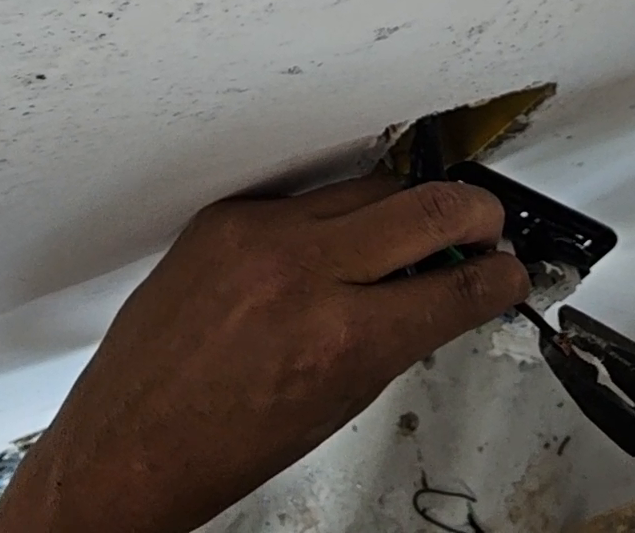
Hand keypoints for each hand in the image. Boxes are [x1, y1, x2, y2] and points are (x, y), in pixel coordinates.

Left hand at [0, 173, 530, 532]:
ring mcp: (260, 233)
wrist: (125, 448)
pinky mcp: (229, 215)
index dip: (499, 275)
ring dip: (411, 208)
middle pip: (428, 206)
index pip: (455, 287)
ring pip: (374, 186)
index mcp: (340, 339)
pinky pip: (311, 196)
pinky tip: (343, 239)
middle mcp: (301, 272)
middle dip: (476, 213)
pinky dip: (342, 214)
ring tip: (419, 230)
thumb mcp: (341, 399)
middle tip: (486, 228)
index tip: (509, 270)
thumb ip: (404, 331)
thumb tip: (451, 286)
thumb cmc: (226, 444)